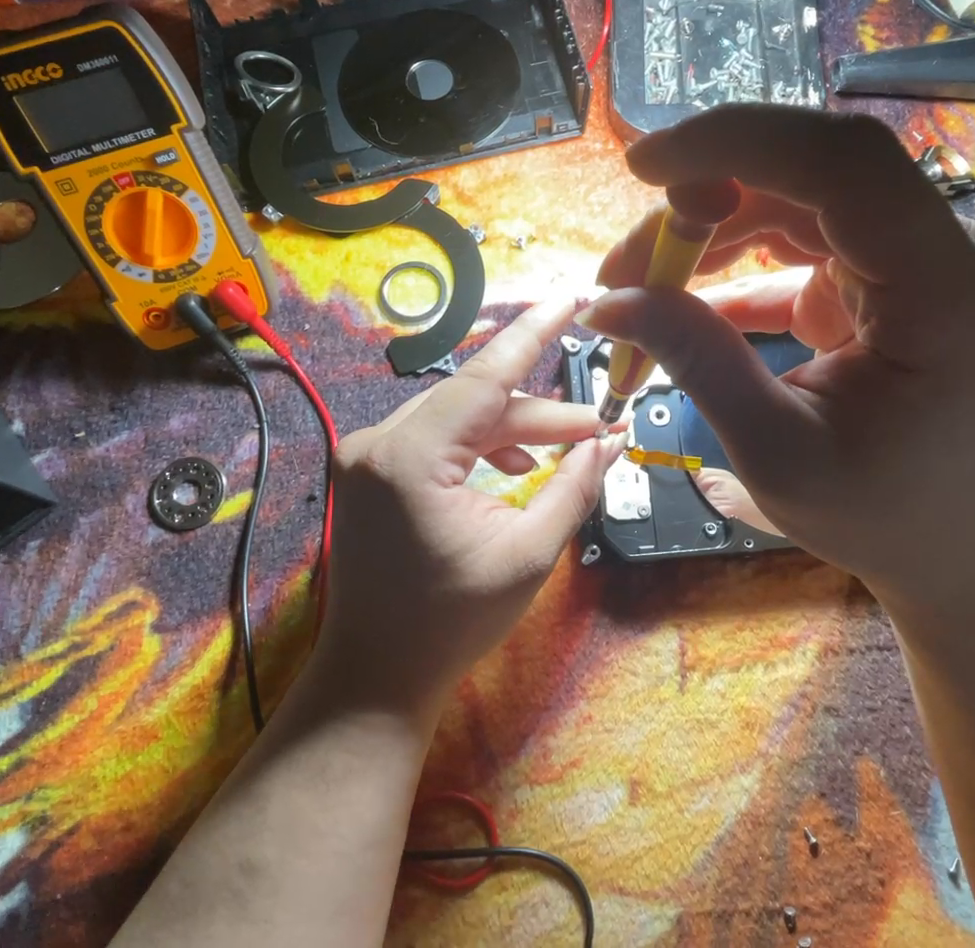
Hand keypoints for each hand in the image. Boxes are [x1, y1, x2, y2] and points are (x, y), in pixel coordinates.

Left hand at [316, 297, 624, 718]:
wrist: (376, 675)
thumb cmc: (451, 623)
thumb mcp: (527, 554)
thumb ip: (572, 488)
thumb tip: (609, 442)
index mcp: (410, 457)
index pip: (484, 376)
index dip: (535, 334)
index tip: (572, 299)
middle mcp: (377, 441)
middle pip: (474, 401)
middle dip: (540, 415)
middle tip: (597, 432)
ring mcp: (366, 455)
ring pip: (456, 419)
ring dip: (511, 431)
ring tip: (562, 454)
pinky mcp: (368, 471)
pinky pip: (434, 439)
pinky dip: (478, 447)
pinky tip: (514, 468)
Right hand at [580, 105, 974, 607]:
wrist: (961, 550)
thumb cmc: (884, 518)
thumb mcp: (778, 453)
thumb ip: (698, 363)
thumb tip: (609, 302)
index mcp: (949, 293)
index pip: (843, 164)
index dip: (735, 143)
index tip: (643, 166)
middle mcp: (951, 253)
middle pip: (810, 179)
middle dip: (702, 208)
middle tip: (620, 268)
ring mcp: (927, 260)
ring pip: (800, 206)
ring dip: (712, 238)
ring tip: (640, 291)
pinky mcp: (898, 279)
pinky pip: (809, 248)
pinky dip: (742, 270)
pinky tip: (686, 304)